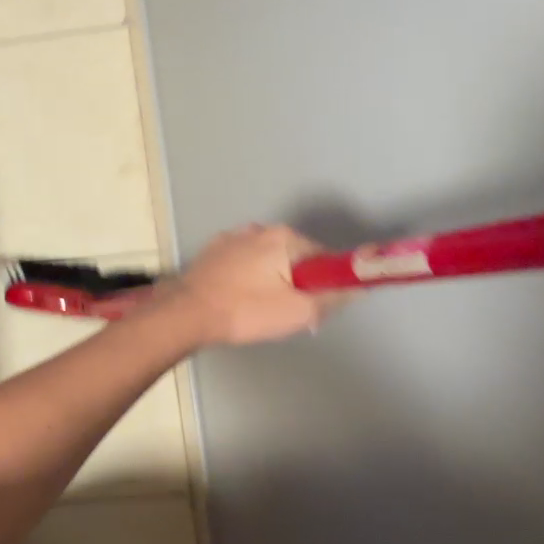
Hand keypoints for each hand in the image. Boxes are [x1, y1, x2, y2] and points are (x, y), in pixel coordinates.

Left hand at [150, 225, 345, 347]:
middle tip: (282, 313)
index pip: (323, 259)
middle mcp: (258, 229)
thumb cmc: (245, 311)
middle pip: (294, 259)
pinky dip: (246, 280)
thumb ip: (335, 297)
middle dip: (295, 284)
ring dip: (269, 283)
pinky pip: (242, 265)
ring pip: (266, 262)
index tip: (311, 306)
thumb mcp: (300, 311)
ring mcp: (230, 238)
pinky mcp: (211, 252)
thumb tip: (359, 286)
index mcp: (284, 237)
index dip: (323, 285)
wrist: (185, 314)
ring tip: (255, 310)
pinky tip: (236, 300)